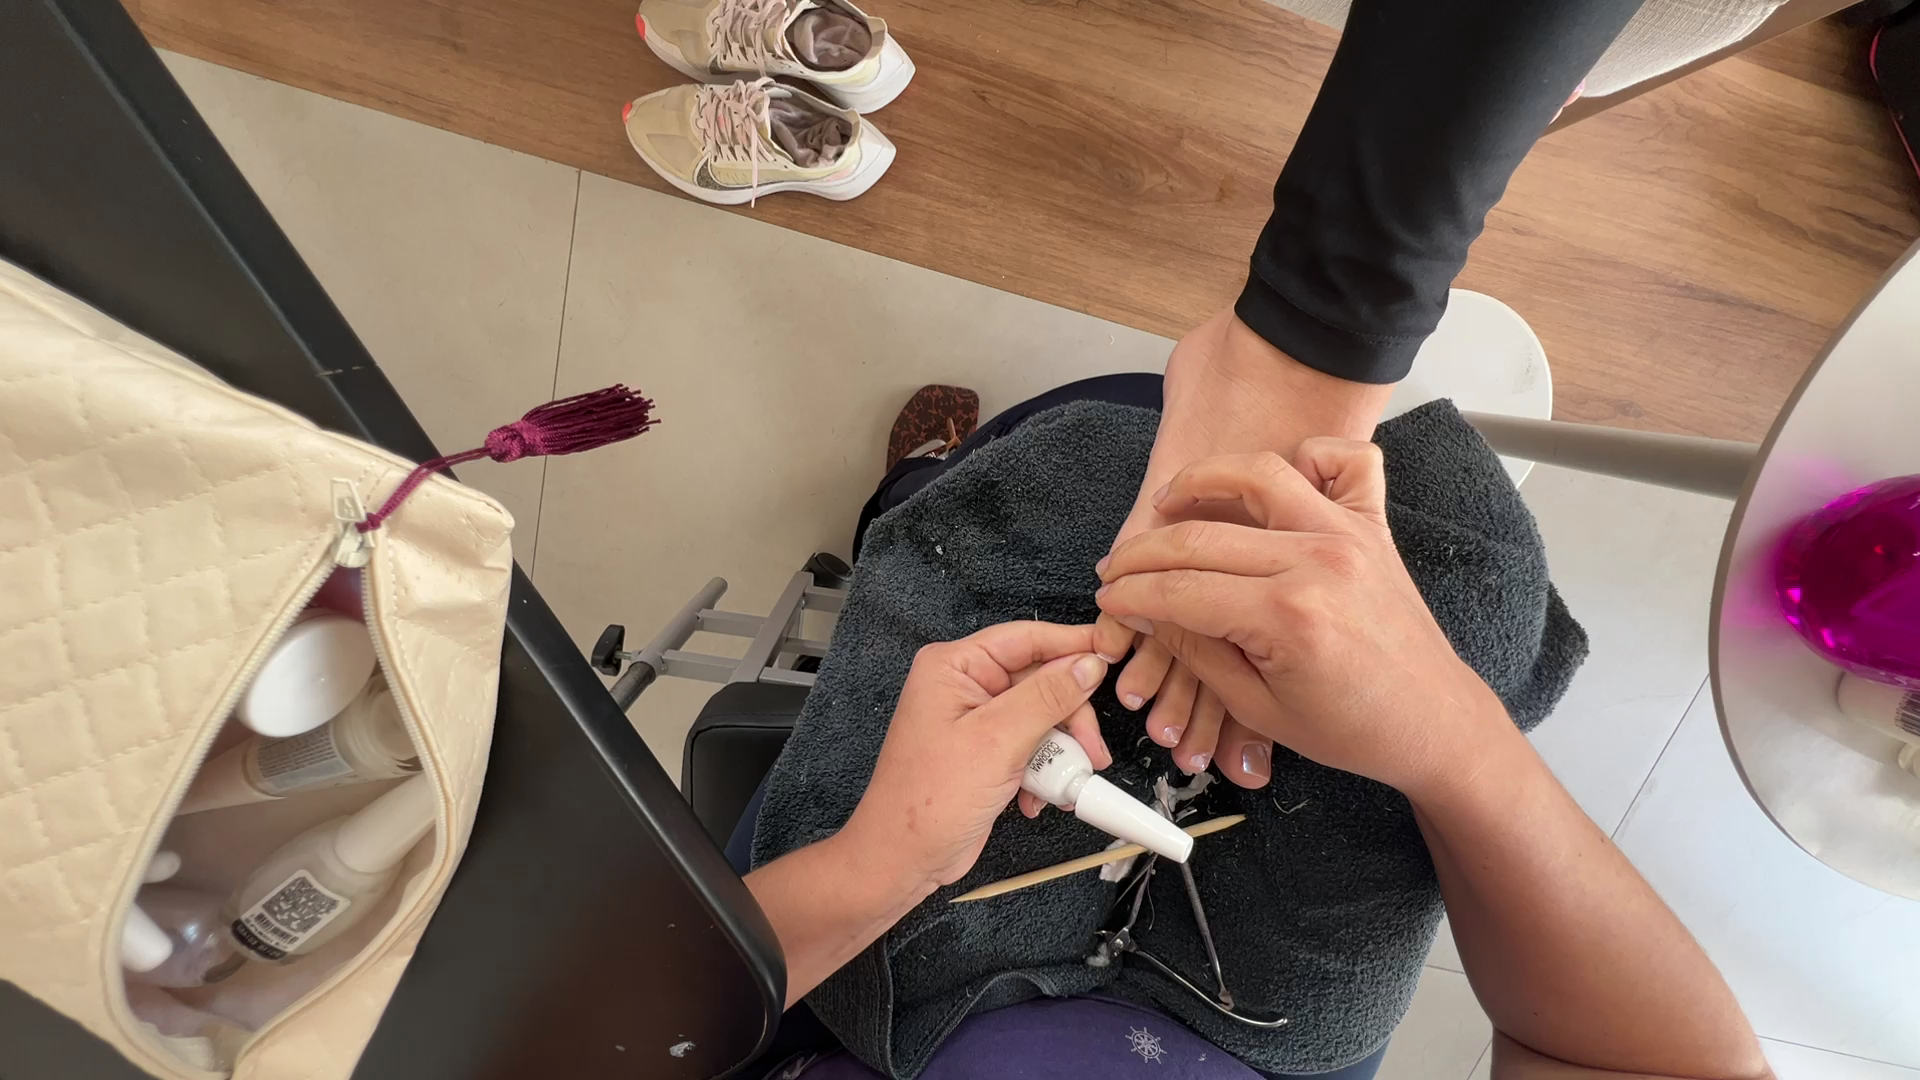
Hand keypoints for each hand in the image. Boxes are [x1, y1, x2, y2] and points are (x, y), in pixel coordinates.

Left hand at [839, 622, 1110, 894]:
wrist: (903, 861)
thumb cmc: (930, 799)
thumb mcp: (997, 741)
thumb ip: (1047, 697)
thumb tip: (1090, 663)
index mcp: (955, 665)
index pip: (1025, 638)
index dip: (1072, 645)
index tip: (1114, 653)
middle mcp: (965, 684)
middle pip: (1040, 680)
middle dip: (1070, 718)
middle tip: (1092, 753)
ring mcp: (976, 718)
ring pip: (1042, 716)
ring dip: (1059, 752)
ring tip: (1063, 785)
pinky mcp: (987, 750)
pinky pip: (1031, 745)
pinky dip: (1042, 771)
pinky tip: (1037, 798)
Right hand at [1097, 308, 1392, 788]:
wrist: (1435, 724)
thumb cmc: (1349, 728)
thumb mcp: (1256, 706)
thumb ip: (1194, 649)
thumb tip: (1145, 611)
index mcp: (1286, 617)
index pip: (1178, 590)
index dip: (1130, 595)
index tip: (1107, 599)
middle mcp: (1316, 561)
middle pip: (1199, 537)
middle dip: (1142, 553)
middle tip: (1116, 568)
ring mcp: (1347, 535)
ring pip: (1257, 476)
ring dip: (1201, 481)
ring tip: (1167, 501)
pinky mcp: (1371, 526)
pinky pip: (1344, 461)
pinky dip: (1309, 454)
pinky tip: (1277, 481)